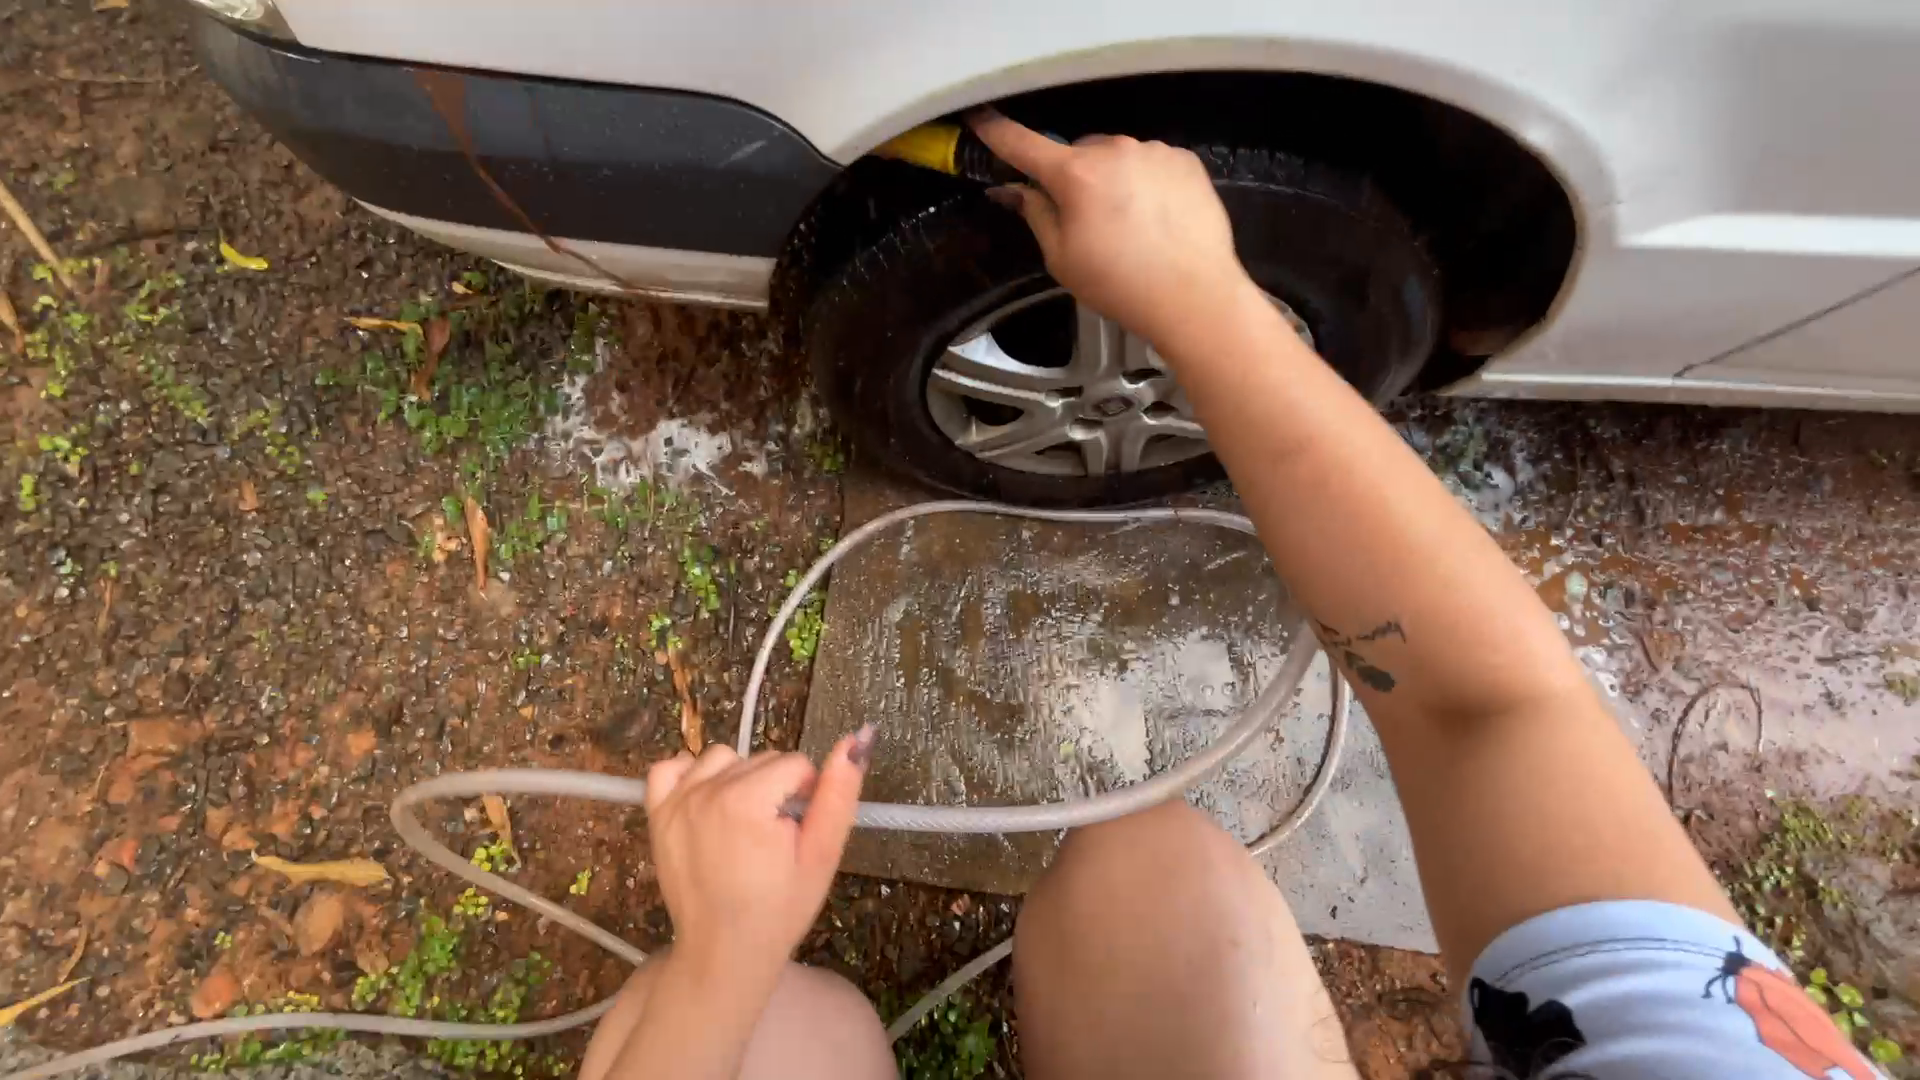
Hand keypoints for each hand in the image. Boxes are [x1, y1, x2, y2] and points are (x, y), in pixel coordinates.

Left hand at [644, 728, 872, 974]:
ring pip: (724, 758)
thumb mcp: (822, 855)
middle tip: (774, 837)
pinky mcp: (657, 814)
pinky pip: (670, 767)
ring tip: (744, 821)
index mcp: (747, 800)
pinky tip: (708, 800)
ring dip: (740, 779)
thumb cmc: (779, 909)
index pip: (795, 764)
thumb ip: (839, 794)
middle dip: (775, 788)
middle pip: (761, 759)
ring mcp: (676, 802)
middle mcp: (707, 791)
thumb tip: (854, 741)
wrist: (723, 953)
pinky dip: (691, 775)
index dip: (807, 795)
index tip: (799, 832)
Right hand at [968, 109, 1259, 345]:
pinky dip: (1144, 184)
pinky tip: (1154, 221)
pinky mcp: (1185, 161)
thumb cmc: (1118, 285)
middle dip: (1072, 178)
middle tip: (1081, 222)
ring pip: (1117, 159)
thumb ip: (1036, 215)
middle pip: (1078, 154)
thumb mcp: (1062, 259)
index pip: (1024, 145)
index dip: (996, 133)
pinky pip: (1151, 165)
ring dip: (1111, 182)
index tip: (980, 119)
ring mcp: (1154, 151)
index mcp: (1076, 175)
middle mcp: (1115, 149)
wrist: (1193, 296)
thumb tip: (1012, 190)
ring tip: (1126, 228)